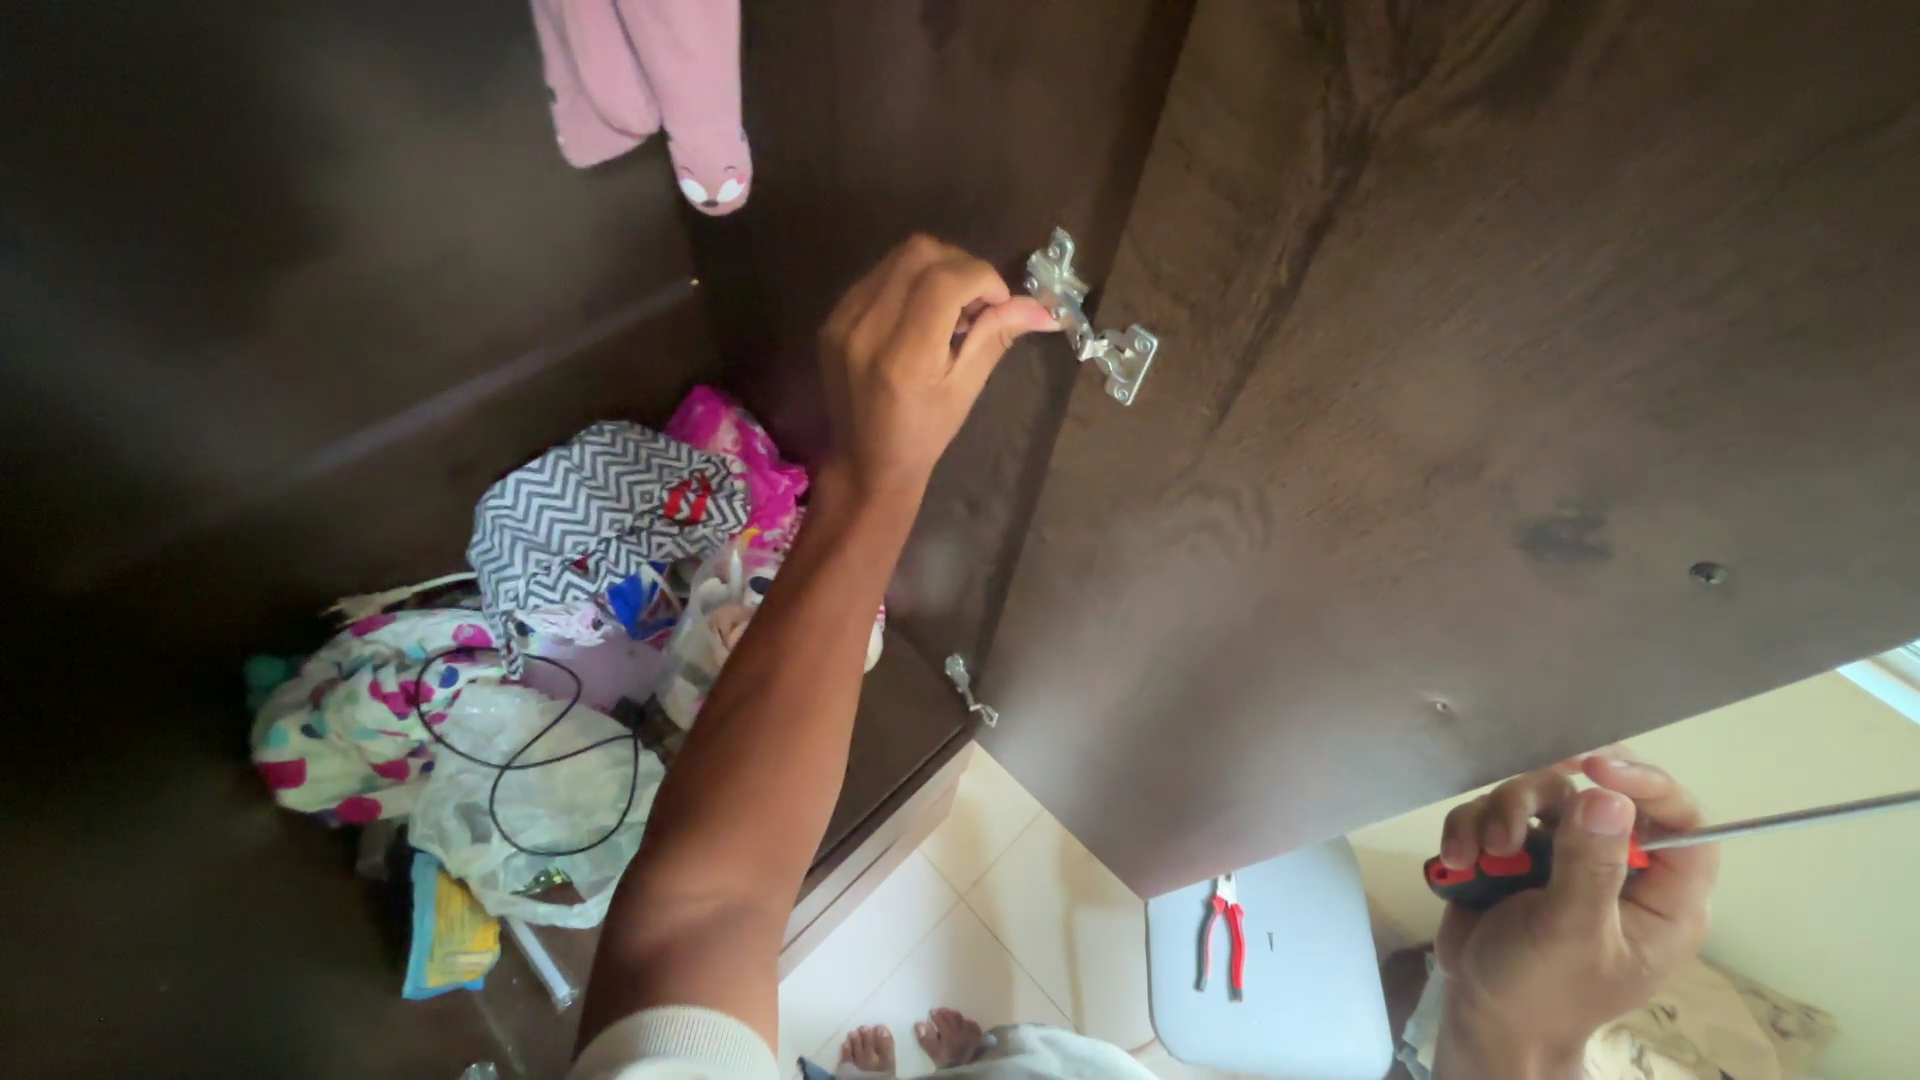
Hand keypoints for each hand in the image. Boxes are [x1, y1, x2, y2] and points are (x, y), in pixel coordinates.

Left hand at [818, 235, 1057, 500]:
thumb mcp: (966, 390)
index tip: (998, 302)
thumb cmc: (924, 435)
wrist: (865, 462)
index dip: (983, 277)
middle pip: (920, 253)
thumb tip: (1046, 309)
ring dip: (935, 269)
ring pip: (898, 257)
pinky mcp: (832, 319)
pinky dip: (908, 282)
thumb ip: (996, 337)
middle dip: (961, 265)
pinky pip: (877, 276)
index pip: (946, 280)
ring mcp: (843, 321)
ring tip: (949, 308)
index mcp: (905, 356)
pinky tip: (919, 314)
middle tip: (975, 302)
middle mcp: (867, 329)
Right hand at [1431, 749, 1719, 1078]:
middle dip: (1533, 804)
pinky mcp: (1508, 855)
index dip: (1649, 786)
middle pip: (1585, 794)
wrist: (1481, 1013)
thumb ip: (1590, 865)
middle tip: (1506, 830)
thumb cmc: (1543, 989)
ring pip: (1529, 798)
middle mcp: (1612, 867)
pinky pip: (1487, 814)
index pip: (1682, 823)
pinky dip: (1465, 832)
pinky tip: (1456, 863)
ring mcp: (1556, 858)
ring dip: (1492, 820)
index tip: (1595, 767)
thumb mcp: (1570, 932)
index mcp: (1658, 897)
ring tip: (1476, 859)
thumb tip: (1608, 796)